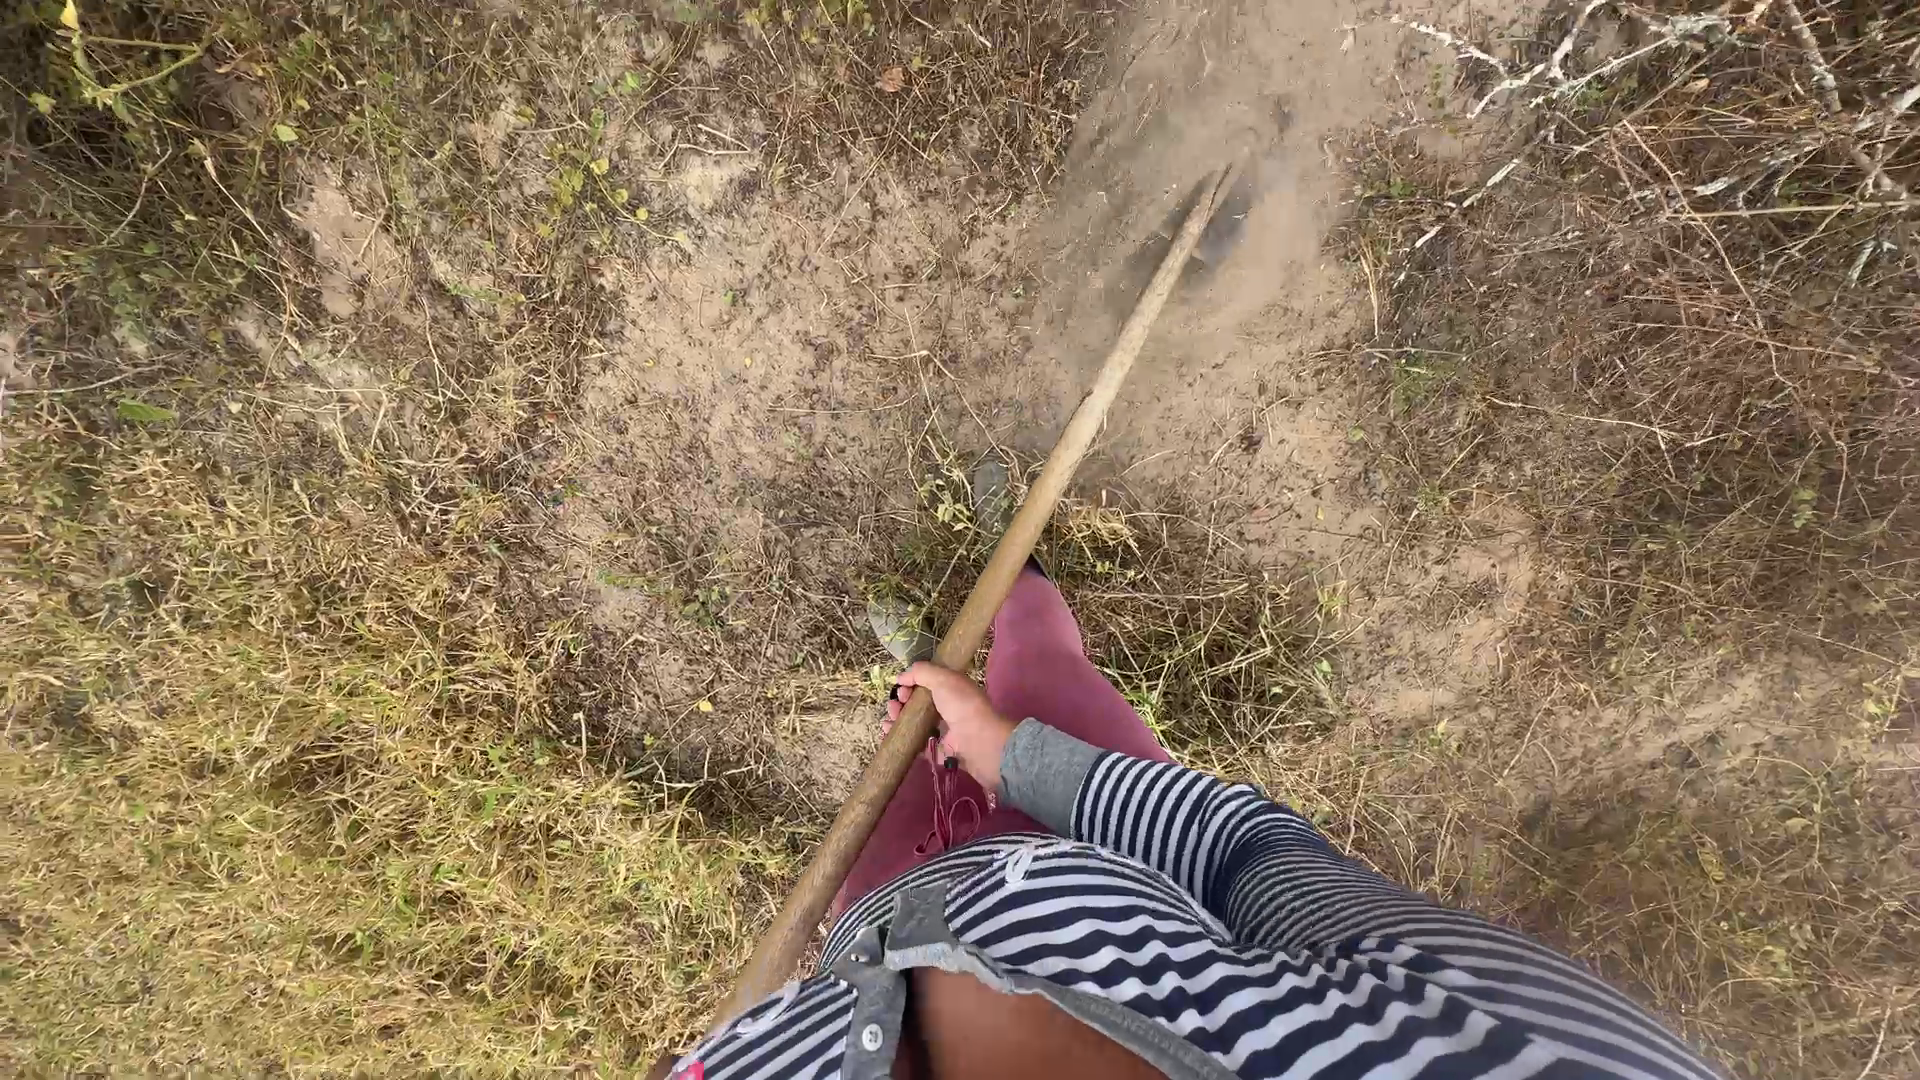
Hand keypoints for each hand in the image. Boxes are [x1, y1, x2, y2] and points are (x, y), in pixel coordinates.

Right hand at [888, 661, 1016, 793]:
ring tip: (887, 721)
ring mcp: (945, 731)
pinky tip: (889, 734)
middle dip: (901, 702)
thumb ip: (921, 672)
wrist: (981, 743)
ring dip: (899, 719)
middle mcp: (949, 708)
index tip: (901, 687)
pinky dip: (902, 738)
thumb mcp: (943, 679)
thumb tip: (901, 677)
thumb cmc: (963, 706)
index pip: (927, 682)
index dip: (911, 683)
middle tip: (894, 706)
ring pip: (916, 723)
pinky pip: (917, 744)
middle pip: (919, 703)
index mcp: (952, 688)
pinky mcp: (940, 751)